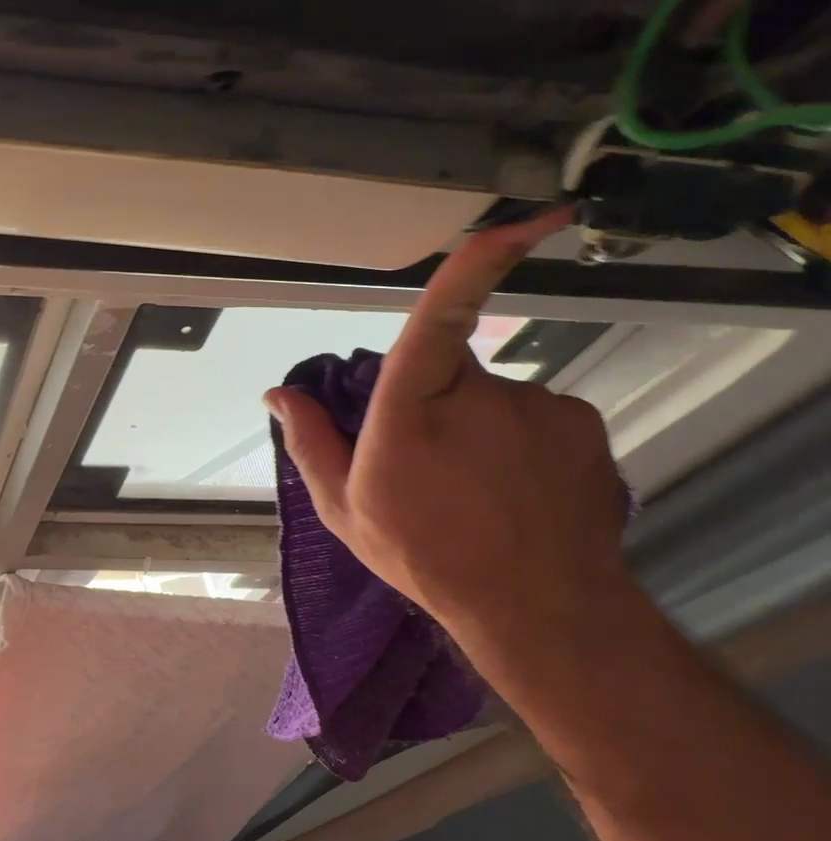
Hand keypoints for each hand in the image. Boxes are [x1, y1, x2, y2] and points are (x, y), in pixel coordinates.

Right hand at [263, 207, 635, 646]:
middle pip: (447, 371)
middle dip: (432, 406)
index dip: (474, 265)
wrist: (537, 602)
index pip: (436, 323)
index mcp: (409, 418)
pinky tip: (512, 490)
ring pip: (492, 396)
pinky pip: (534, 414)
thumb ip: (310, 442)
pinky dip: (519, 442)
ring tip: (473, 493)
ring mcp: (539, 407)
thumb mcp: (343, 508)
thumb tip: (277, 394)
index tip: (522, 221)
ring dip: (477, 430)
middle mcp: (481, 398)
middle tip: (426, 473)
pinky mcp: (581, 422)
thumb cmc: (424, 555)